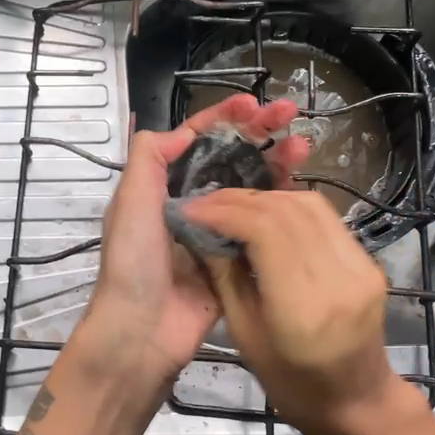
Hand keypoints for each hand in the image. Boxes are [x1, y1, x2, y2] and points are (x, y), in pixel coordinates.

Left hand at [74, 95, 308, 393]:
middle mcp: (190, 202)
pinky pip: (262, 226)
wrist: (143, 331)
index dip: (225, 117)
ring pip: (251, 187)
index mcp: (163, 185)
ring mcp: (215, 231)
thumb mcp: (130, 200)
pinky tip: (300, 188)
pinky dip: (280, 205)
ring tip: (304, 145)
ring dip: (275, 164)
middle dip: (259, 133)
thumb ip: (151, 157)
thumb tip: (185, 129)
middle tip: (292, 113)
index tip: (255, 102)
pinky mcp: (236, 260)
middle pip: (230, 158)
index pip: (197, 139)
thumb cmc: (134, 261)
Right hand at [181, 188, 409, 434]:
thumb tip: (200, 230)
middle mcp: (339, 279)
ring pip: (307, 204)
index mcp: (303, 308)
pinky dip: (288, 207)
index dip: (224, 212)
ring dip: (264, 198)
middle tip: (204, 204)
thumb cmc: (292, 384)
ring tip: (231, 207)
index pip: (265, 231)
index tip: (191, 211)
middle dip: (238, 200)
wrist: (359, 403)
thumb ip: (224, 276)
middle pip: (285, 211)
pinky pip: (324, 217)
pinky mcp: (369, 262)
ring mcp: (361, 267)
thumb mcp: (244, 335)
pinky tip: (264, 216)